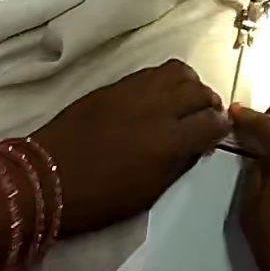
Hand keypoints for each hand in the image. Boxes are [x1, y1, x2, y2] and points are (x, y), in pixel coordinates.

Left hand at [32, 60, 228, 236]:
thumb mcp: (149, 192)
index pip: (212, 122)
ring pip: (178, 71)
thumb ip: (179, 164)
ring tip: (185, 98)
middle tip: (206, 114)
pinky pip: (152, 72)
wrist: (47, 178)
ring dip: (190, 84)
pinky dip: (166, 80)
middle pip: (199, 91)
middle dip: (210, 102)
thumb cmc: (100, 198)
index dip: (222, 126)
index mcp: (169, 142)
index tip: (221, 130)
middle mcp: (158, 109)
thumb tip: (198, 145)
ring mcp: (136, 92)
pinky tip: (160, 96)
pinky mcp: (116, 85)